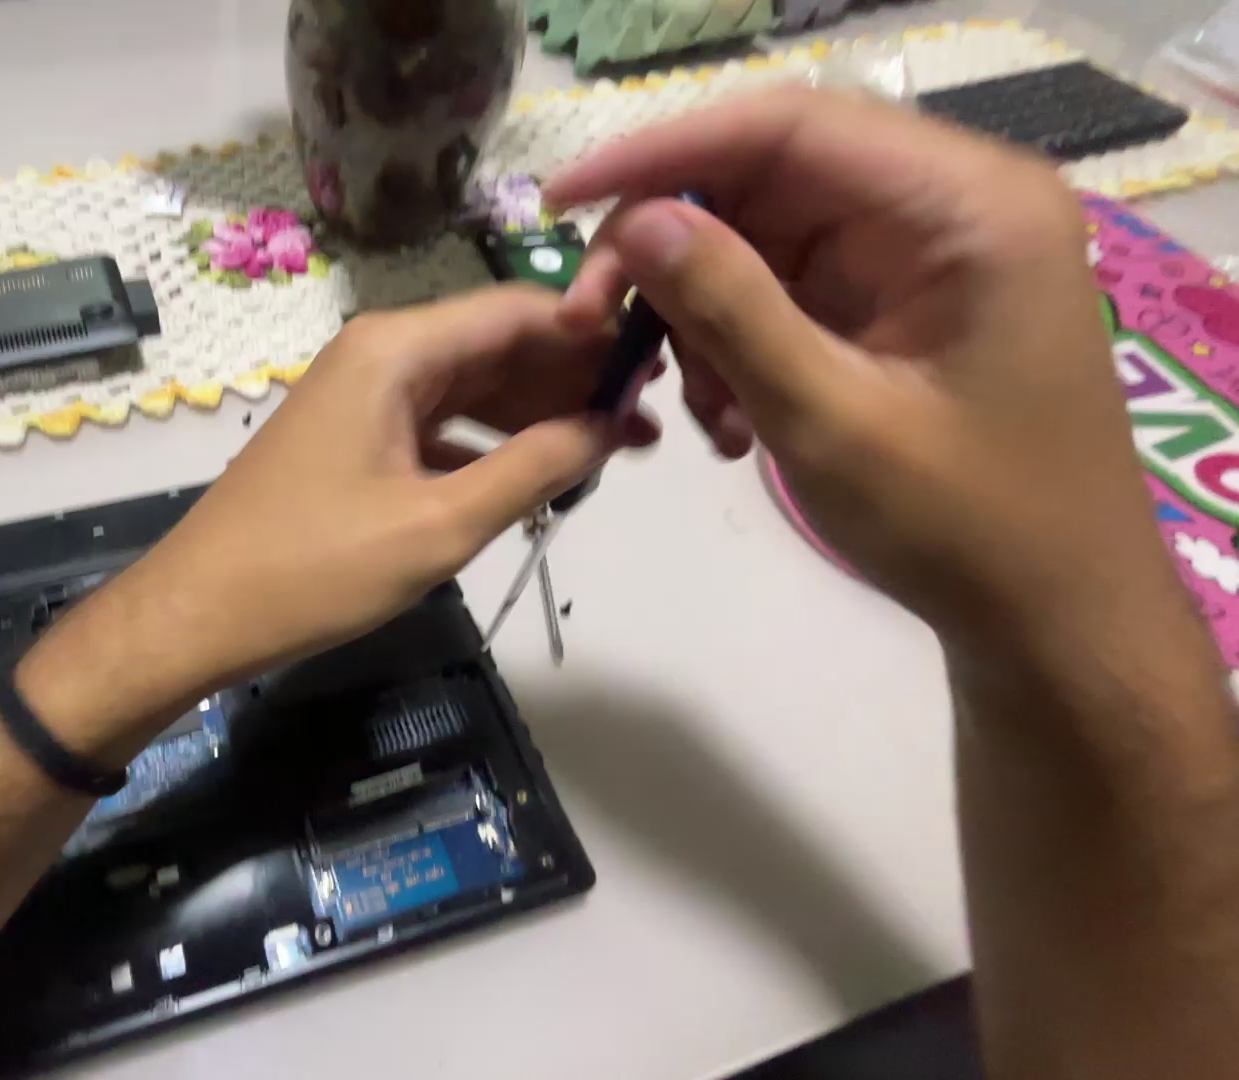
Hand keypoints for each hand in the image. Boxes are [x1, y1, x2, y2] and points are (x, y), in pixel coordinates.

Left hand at [22, 284, 657, 757]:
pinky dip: (481, 448)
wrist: (199, 612)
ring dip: (530, 418)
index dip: (594, 334)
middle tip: (648, 423)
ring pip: (465, 391)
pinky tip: (529, 478)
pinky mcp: (349, 441)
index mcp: (396, 350)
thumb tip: (610, 426)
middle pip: (494, 348)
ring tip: (607, 455)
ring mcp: (358, 399)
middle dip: (569, 381)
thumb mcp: (438, 525)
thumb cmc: (314, 568)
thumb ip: (532, 468)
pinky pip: (432, 428)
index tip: (662, 366)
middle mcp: (377, 355)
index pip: (518, 310)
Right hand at [546, 87, 1180, 653]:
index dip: (659, 152)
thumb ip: (730, 309)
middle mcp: (929, 207)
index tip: (561, 200)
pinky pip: (759, 300)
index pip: (783, 130)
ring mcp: (896, 258)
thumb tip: (634, 225)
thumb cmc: (955, 517)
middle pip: (753, 186)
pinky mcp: (868, 304)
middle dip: (658, 256)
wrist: (1032, 597)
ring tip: (700, 409)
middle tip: (587, 323)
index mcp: (957, 207)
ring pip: (743, 248)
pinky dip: (718, 354)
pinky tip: (727, 421)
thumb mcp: (825, 414)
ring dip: (690, 323)